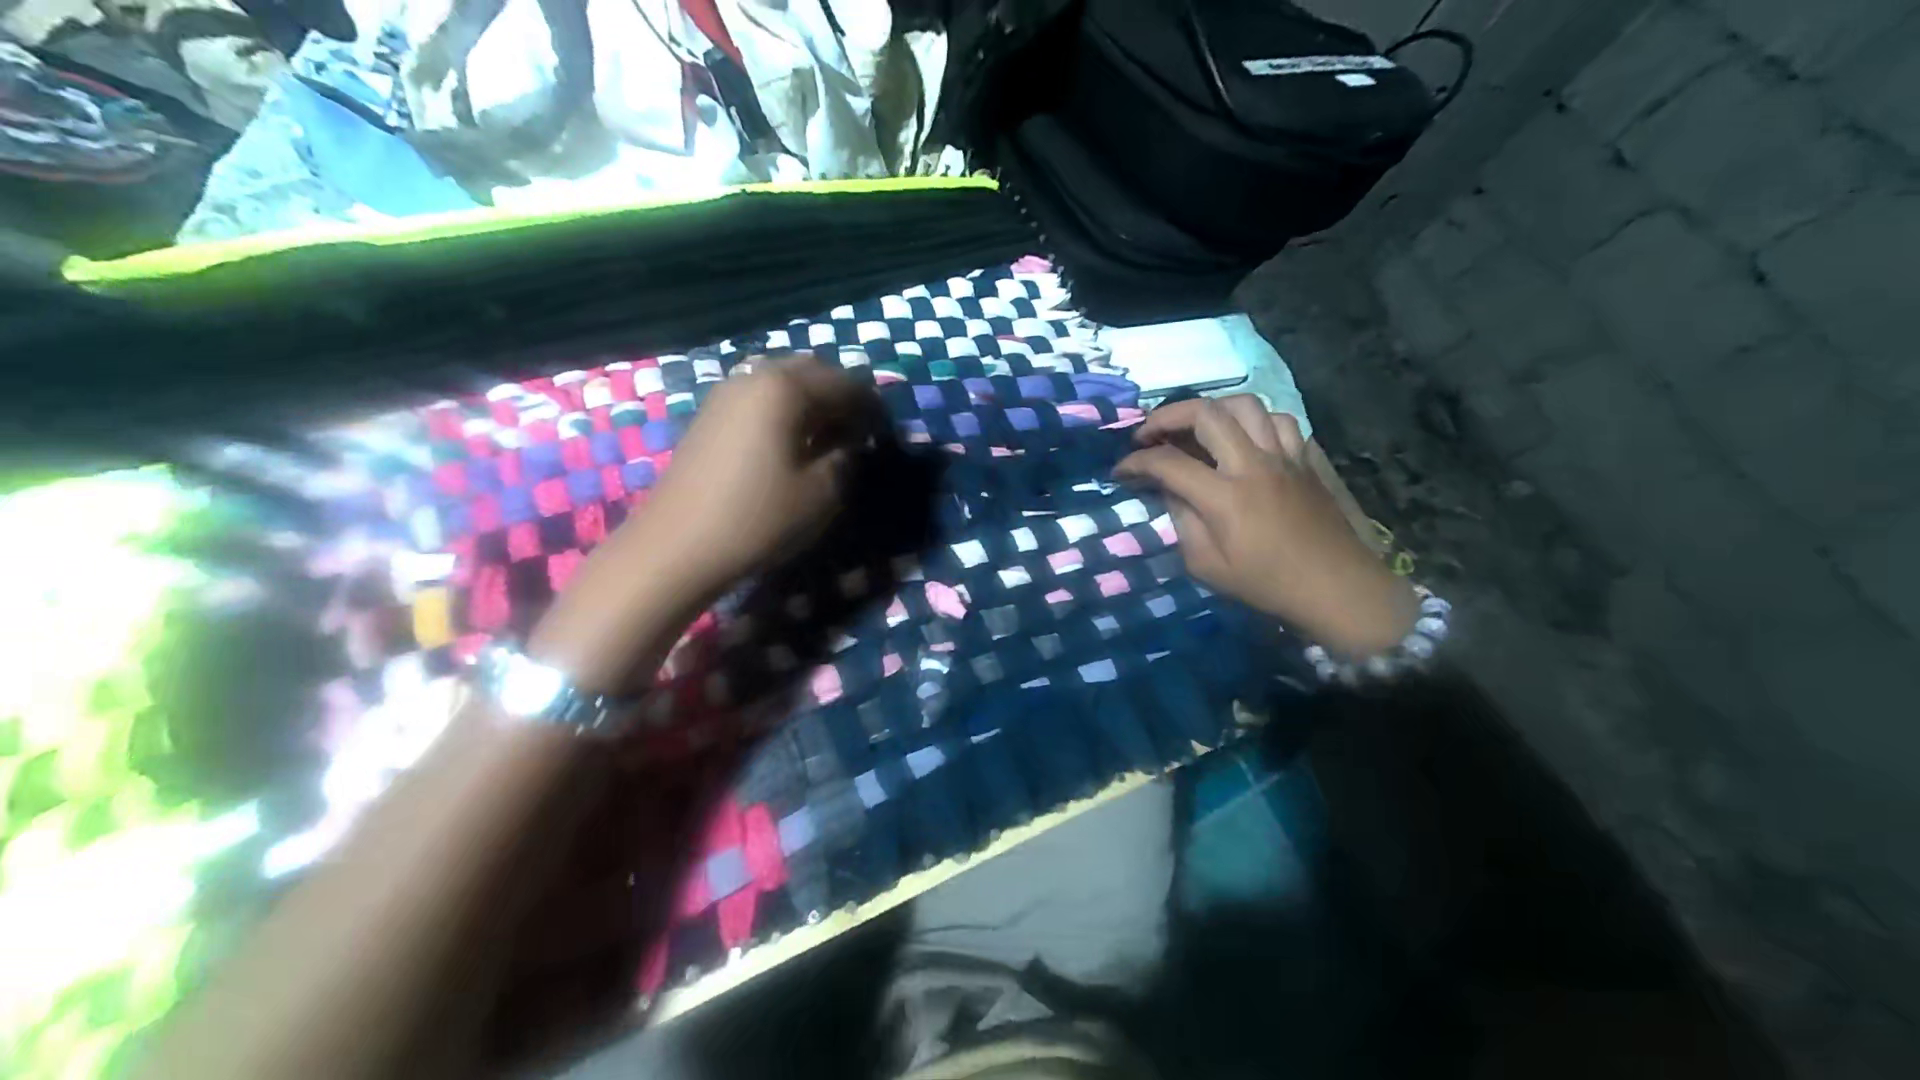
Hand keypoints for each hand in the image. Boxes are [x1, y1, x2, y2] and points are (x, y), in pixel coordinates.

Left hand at [529, 356, 877, 687]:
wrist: (677, 546)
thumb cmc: (758, 517)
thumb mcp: (822, 492)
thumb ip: (846, 457)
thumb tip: (851, 441)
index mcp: (785, 387)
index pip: (846, 383)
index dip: (872, 407)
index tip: (886, 435)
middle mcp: (754, 377)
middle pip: (811, 372)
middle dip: (841, 396)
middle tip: (858, 433)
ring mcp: (726, 394)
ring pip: (783, 383)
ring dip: (812, 402)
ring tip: (827, 439)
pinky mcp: (710, 416)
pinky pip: (760, 399)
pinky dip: (784, 411)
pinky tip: (791, 443)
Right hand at [1114, 395, 1419, 658]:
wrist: (1335, 587)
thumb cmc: (1266, 584)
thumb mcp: (1206, 566)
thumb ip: (1181, 521)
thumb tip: (1168, 489)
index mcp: (1225, 497)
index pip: (1168, 463)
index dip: (1136, 462)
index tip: (1121, 471)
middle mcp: (1253, 465)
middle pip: (1205, 413)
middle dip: (1166, 416)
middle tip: (1149, 434)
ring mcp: (1284, 456)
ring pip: (1245, 404)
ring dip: (1211, 410)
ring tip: (1195, 429)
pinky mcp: (1304, 459)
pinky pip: (1278, 421)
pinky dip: (1253, 422)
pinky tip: (1243, 439)